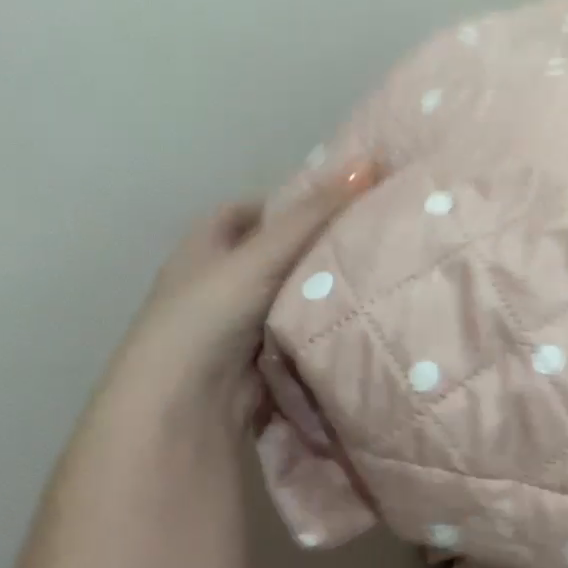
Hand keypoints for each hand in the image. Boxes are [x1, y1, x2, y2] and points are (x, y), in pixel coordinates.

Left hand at [104, 160, 378, 424]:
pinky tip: (366, 314)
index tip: (344, 200)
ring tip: (384, 270)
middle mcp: (216, 282)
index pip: (248, 210)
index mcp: (202, 249)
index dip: (291, 200)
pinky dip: (328, 322)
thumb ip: (318, 212)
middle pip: (277, 252)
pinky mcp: (261, 358)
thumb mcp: (264, 254)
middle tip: (377, 233)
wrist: (183, 407)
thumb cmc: (208, 317)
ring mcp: (237, 324)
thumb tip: (372, 160)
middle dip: (321, 244)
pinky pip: (304, 328)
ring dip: (329, 287)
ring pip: (295, 292)